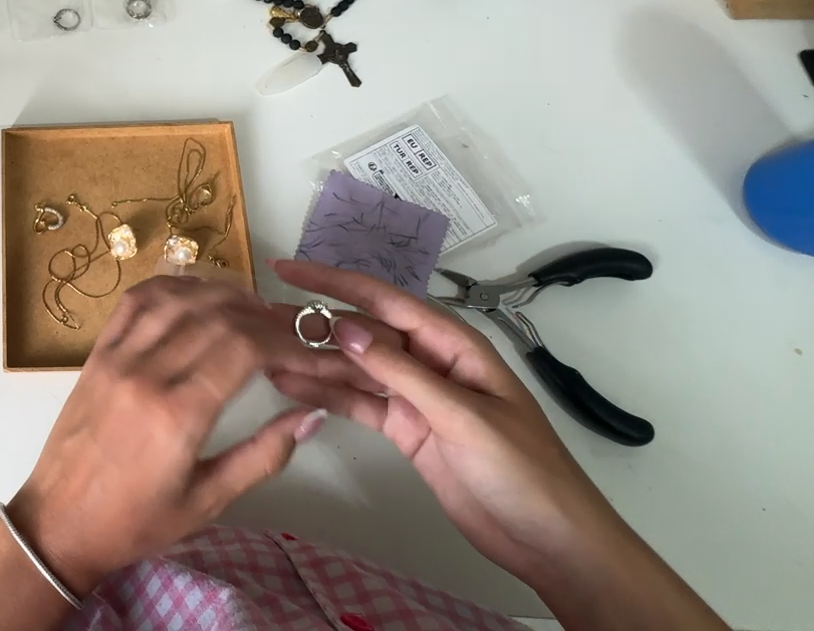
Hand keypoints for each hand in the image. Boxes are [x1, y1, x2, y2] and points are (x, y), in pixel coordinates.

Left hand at [7, 275, 338, 592]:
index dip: (283, 342)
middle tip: (287, 326)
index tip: (308, 349)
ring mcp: (116, 356)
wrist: (59, 521)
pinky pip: (134, 302)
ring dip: (218, 292)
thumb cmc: (137, 521)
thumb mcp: (208, 502)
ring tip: (252, 304)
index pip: (243, 350)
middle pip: (214, 317)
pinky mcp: (97, 352)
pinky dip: (169, 286)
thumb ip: (262, 456)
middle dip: (259, 315)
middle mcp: (146, 373)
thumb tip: (312, 416)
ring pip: (175, 299)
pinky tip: (195, 292)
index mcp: (178, 414)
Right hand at [266, 260, 633, 585]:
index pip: (381, 299)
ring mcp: (413, 394)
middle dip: (312, 324)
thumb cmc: (523, 470)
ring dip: (312, 361)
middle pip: (359, 332)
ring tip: (264, 356)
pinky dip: (325, 394)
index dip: (331, 281)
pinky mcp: (404, 427)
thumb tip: (343, 327)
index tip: (285, 268)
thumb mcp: (461, 415)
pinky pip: (357, 401)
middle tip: (260, 322)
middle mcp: (426, 359)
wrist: (553, 544)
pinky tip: (291, 387)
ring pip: (352, 367)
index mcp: (449, 343)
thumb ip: (400, 371)